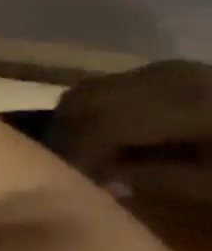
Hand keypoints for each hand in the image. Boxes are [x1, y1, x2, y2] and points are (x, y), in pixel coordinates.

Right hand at [49, 60, 211, 203]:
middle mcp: (164, 76)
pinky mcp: (167, 71)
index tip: (67, 181)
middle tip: (66, 170)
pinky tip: (109, 140)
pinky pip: (109, 87)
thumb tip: (105, 178)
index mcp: (185, 103)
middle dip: (68, 136)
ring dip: (76, 123)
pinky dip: (96, 112)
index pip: (102, 122)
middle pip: (85, 100)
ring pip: (88, 90)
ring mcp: (164, 69)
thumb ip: (161, 179)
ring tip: (84, 157)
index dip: (77, 151)